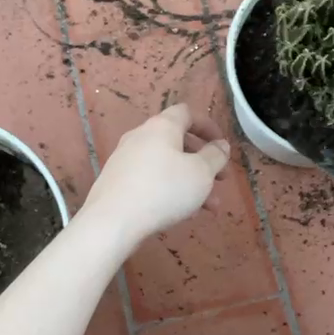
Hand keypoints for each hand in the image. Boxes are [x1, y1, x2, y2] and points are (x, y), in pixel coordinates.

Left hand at [80, 104, 230, 245]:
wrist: (112, 221)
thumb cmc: (164, 190)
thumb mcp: (201, 173)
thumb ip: (215, 156)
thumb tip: (220, 145)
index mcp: (161, 127)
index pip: (187, 113)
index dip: (207, 126)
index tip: (221, 146)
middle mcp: (140, 137)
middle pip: (177, 142)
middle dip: (202, 162)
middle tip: (220, 181)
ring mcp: (124, 159)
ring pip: (165, 165)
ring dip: (189, 181)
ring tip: (207, 207)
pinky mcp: (116, 181)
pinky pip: (149, 179)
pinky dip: (168, 189)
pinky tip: (180, 213)